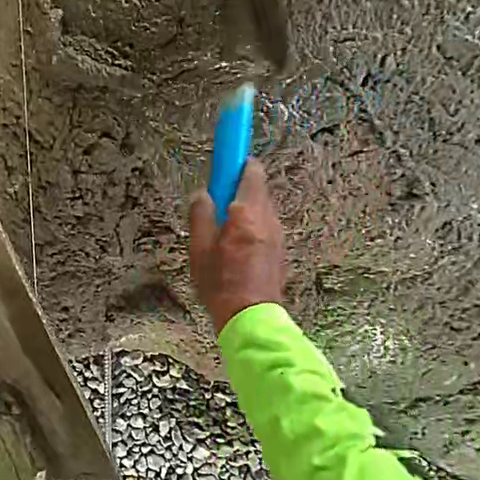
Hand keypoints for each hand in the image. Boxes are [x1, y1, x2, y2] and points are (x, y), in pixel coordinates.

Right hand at [189, 159, 286, 333]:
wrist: (250, 318)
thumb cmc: (221, 283)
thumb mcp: (199, 247)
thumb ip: (200, 214)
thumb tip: (203, 194)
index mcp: (248, 212)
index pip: (251, 170)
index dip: (237, 161)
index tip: (224, 161)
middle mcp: (268, 218)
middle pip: (257, 188)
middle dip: (237, 188)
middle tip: (215, 204)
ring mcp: (277, 235)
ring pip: (261, 208)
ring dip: (244, 209)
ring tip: (222, 231)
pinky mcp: (279, 250)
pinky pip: (264, 226)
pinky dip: (251, 226)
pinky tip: (235, 246)